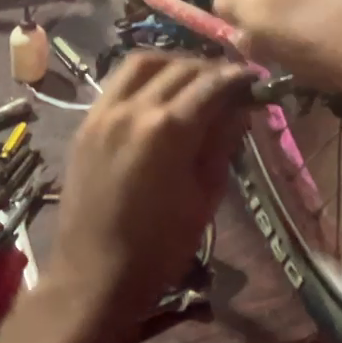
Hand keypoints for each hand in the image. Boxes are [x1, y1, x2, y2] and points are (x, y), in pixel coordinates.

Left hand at [46, 52, 253, 330]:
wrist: (92, 280)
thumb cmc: (159, 249)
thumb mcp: (205, 196)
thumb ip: (222, 143)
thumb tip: (240, 108)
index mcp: (168, 131)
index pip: (212, 84)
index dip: (238, 78)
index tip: (255, 79)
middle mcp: (134, 110)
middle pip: (181, 68)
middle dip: (211, 69)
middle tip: (231, 84)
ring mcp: (104, 113)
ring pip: (144, 62)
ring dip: (174, 63)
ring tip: (194, 81)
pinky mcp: (86, 123)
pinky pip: (118, 82)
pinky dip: (145, 77)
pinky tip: (160, 94)